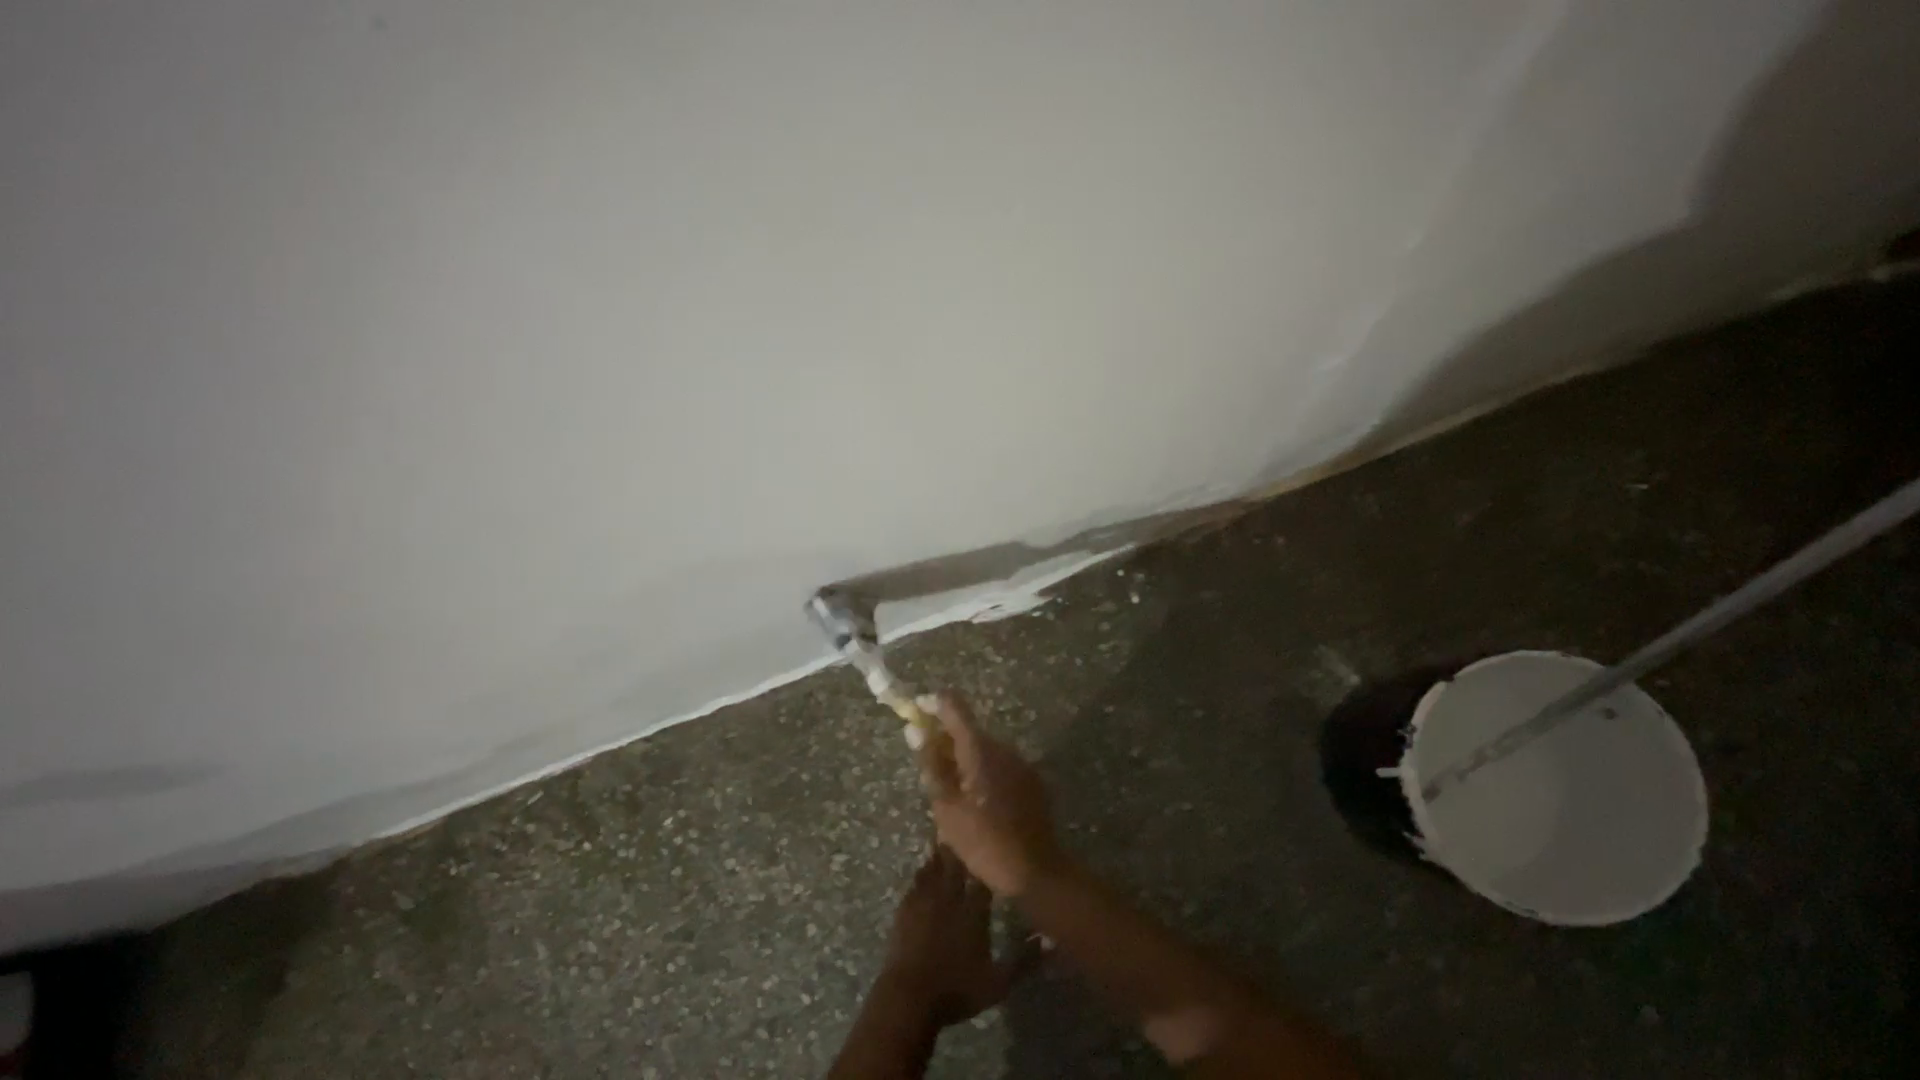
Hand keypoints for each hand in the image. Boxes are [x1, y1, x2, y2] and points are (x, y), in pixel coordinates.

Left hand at [883, 845, 1037, 1026]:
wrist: (908, 997)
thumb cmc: (956, 990)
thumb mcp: (998, 983)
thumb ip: (1024, 960)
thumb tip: (1050, 940)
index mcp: (973, 912)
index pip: (983, 878)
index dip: (989, 862)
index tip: (995, 845)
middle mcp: (949, 899)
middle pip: (956, 864)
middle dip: (961, 847)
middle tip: (966, 826)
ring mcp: (924, 902)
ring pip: (934, 868)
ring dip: (940, 854)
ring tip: (945, 837)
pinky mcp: (904, 910)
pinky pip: (916, 882)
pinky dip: (922, 873)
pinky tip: (924, 870)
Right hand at [917, 692, 1063, 896]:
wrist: (1035, 871)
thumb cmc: (983, 841)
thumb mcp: (947, 807)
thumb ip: (931, 764)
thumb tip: (915, 730)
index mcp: (981, 750)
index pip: (955, 708)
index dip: (934, 704)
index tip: (917, 711)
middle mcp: (1004, 748)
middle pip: (970, 730)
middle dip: (946, 739)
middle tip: (927, 763)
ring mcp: (1021, 764)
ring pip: (985, 750)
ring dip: (965, 758)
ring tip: (948, 788)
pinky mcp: (1031, 781)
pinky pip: (1001, 766)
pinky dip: (983, 772)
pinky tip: (975, 800)